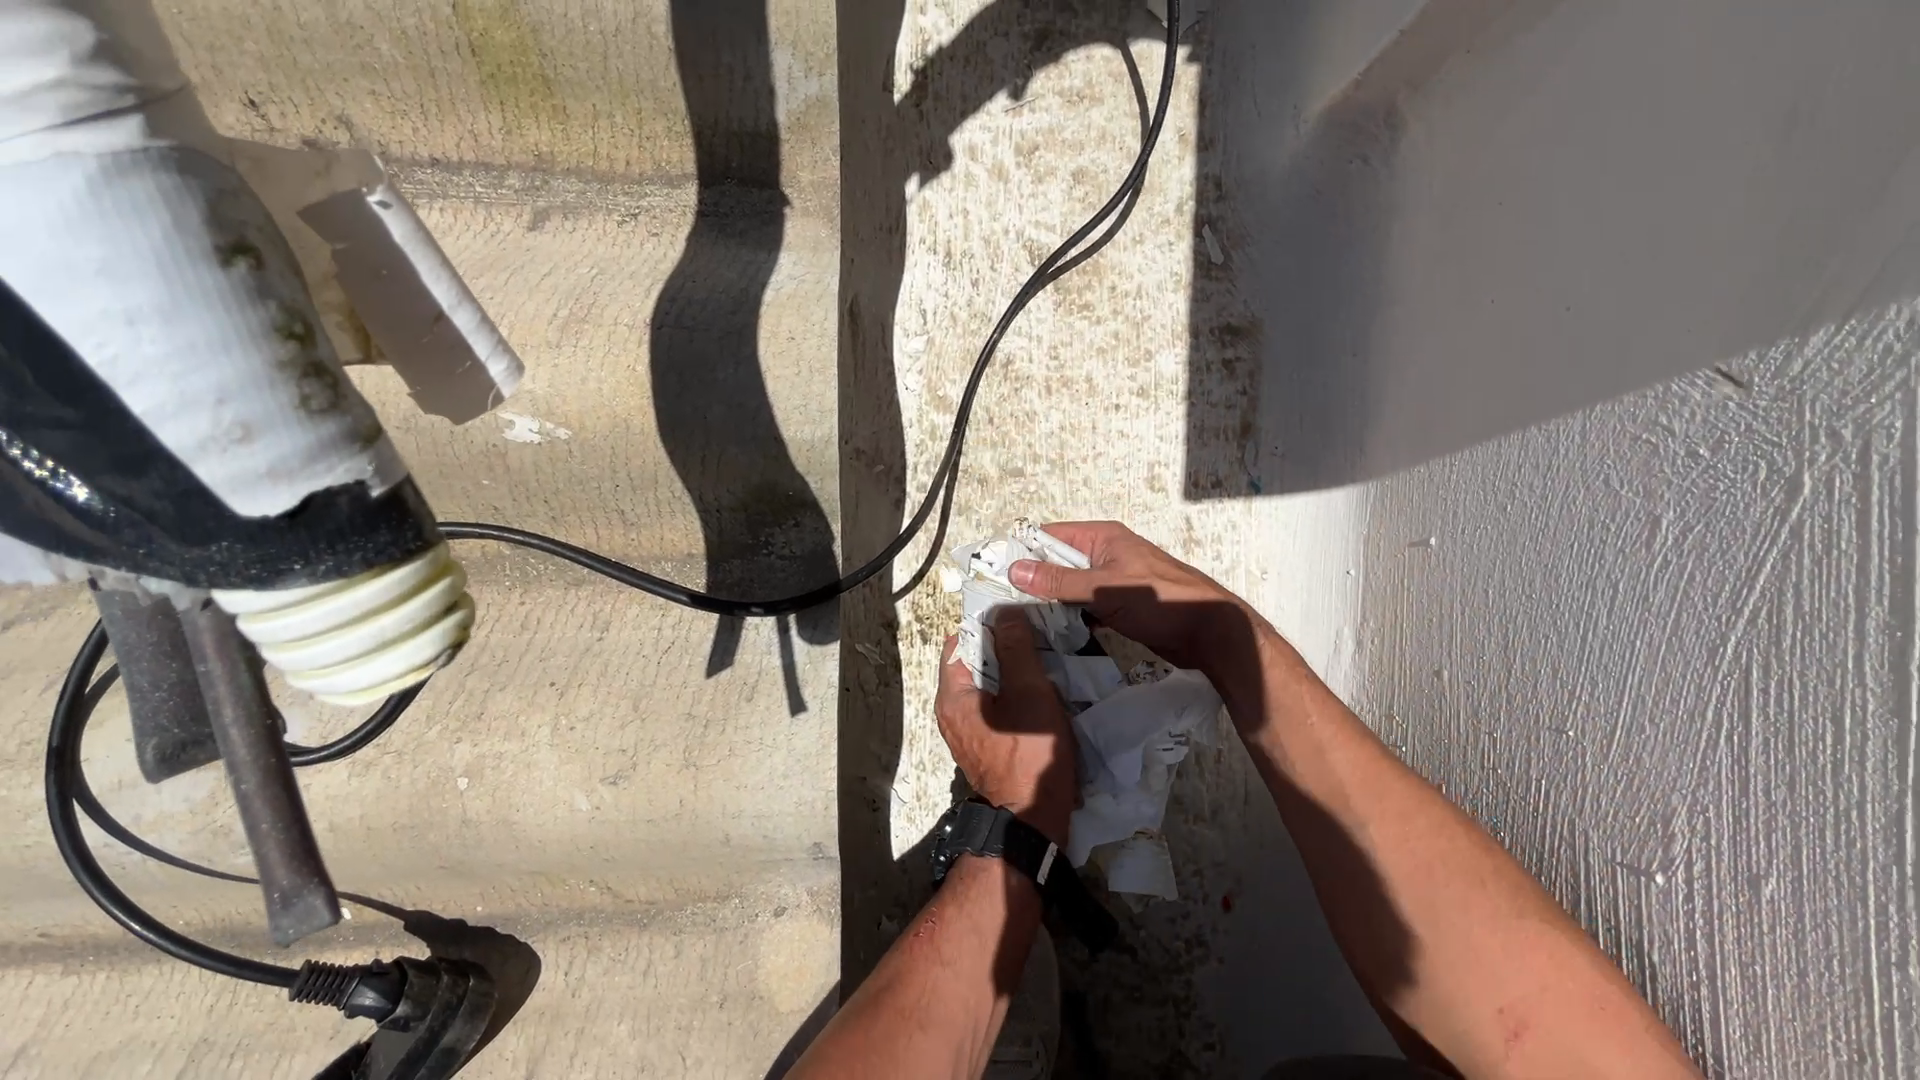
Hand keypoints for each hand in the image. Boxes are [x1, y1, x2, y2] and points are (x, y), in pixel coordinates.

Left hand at [935, 609, 1075, 844]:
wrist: (1031, 820)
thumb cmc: (1028, 752)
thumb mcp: (1027, 691)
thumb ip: (1015, 648)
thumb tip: (1005, 612)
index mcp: (952, 696)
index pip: (960, 642)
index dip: (988, 625)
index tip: (1019, 619)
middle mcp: (952, 713)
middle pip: (975, 664)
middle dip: (1006, 648)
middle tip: (1038, 638)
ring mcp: (969, 733)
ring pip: (990, 687)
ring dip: (1015, 674)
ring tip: (1045, 663)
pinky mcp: (987, 747)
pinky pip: (999, 709)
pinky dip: (1017, 697)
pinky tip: (1043, 694)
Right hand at [1007, 521, 1269, 675]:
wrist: (1211, 633)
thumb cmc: (1161, 601)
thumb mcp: (1104, 589)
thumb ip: (1059, 581)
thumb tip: (1015, 569)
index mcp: (1103, 537)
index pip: (1050, 535)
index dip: (1022, 550)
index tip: (994, 572)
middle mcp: (1106, 554)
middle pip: (1057, 562)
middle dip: (1032, 580)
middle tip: (1001, 602)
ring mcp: (1113, 582)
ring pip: (1070, 588)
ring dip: (1050, 603)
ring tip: (1020, 620)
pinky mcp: (1120, 607)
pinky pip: (1084, 608)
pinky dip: (1070, 619)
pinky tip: (1051, 635)